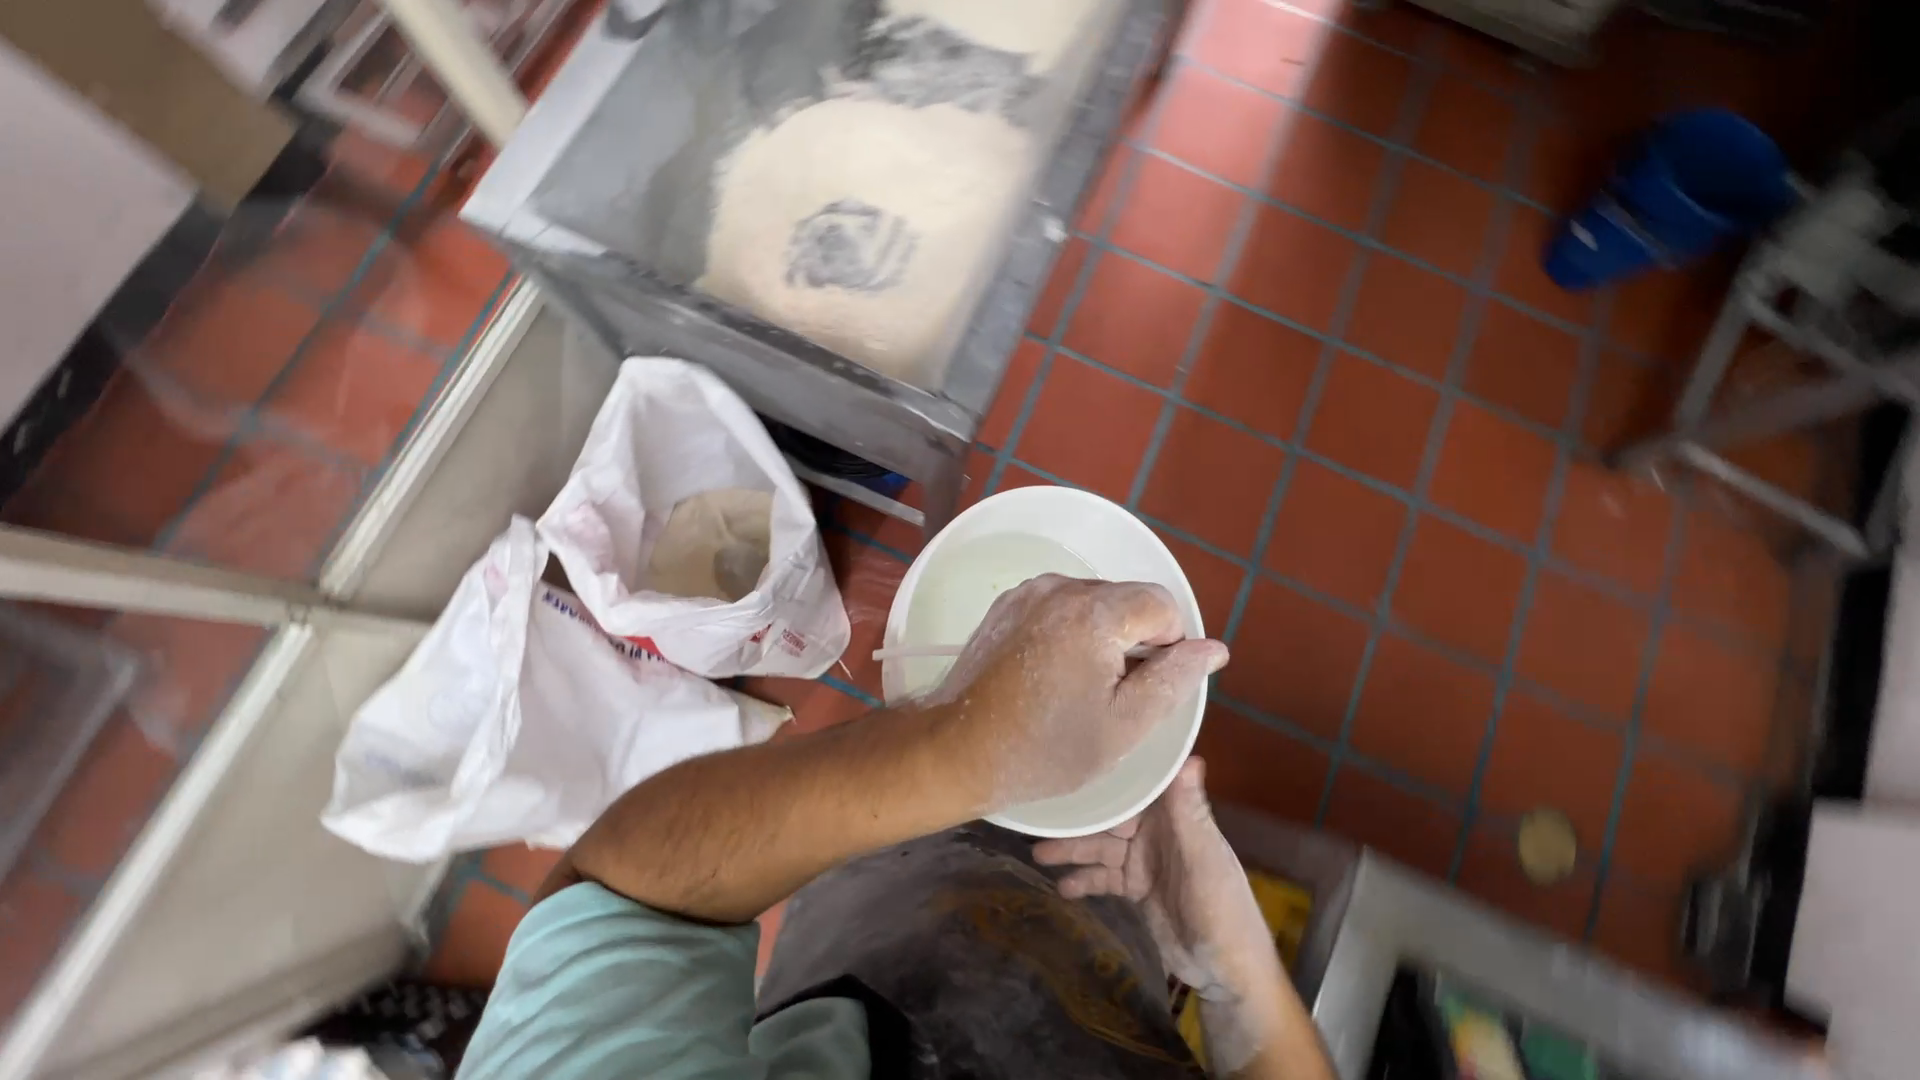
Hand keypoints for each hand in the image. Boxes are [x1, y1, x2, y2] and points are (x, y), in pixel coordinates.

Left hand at [929, 574, 1226, 809]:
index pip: (1163, 604)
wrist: (957, 749)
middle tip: (1106, 694)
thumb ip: (1174, 679)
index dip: (1166, 646)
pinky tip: (1049, 673)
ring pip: (1093, 602)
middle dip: (1132, 640)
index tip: (1138, 687)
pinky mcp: (1006, 604)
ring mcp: (1028, 593)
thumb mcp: (1123, 726)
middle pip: (1127, 599)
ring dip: (1100, 635)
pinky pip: (1058, 607)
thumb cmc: (1045, 749)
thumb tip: (1214, 648)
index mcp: (1094, 611)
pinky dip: (1067, 631)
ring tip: (1075, 687)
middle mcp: (1060, 587)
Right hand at [1032, 757, 1283, 1003]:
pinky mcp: (1133, 889)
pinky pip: (1102, 878)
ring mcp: (1142, 861)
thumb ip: (1190, 810)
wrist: (1226, 971)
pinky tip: (1063, 888)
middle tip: (1041, 819)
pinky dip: (1082, 880)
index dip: (1107, 776)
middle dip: (1078, 818)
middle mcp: (1155, 832)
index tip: (1073, 762)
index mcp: (1175, 815)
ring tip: (1039, 854)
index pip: (1136, 785)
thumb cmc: (1223, 908)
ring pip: (1100, 847)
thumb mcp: (1205, 859)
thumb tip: (1189, 755)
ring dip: (1072, 850)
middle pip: (1109, 817)